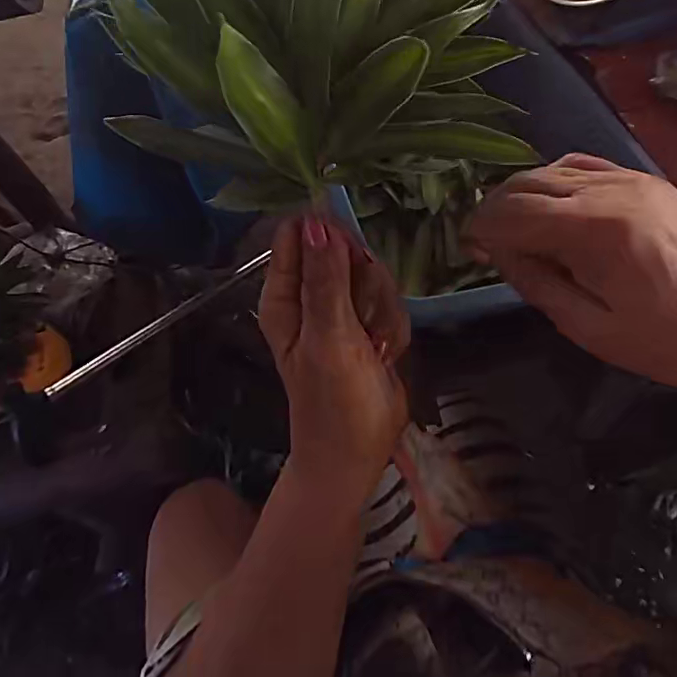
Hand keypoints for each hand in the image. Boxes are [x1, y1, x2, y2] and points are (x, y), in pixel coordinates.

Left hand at [258, 216, 409, 499]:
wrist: (359, 454)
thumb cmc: (333, 400)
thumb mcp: (328, 337)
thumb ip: (325, 280)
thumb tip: (316, 222)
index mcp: (284, 293)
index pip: (297, 235)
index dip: (328, 235)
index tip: (354, 258)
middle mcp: (308, 295)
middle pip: (343, 250)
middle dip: (365, 283)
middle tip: (364, 318)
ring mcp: (339, 308)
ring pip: (372, 276)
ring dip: (381, 311)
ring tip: (374, 347)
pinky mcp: (366, 323)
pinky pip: (388, 302)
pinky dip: (393, 329)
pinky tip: (385, 356)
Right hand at [466, 154, 676, 406]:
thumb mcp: (596, 331)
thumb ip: (537, 284)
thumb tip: (499, 252)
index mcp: (592, 229)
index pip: (508, 212)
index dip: (478, 229)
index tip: (468, 250)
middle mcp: (607, 190)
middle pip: (522, 183)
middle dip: (492, 210)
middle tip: (485, 245)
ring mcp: (630, 179)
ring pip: (548, 171)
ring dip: (520, 196)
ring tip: (515, 232)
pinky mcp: (648, 180)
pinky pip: (581, 167)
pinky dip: (552, 182)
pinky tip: (552, 209)